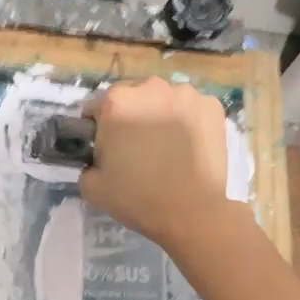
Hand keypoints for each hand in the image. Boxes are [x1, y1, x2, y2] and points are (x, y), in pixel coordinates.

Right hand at [82, 77, 243, 248]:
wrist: (191, 212)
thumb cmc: (137, 198)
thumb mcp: (93, 187)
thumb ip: (87, 164)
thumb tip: (97, 159)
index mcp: (116, 102)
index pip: (97, 108)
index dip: (99, 129)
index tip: (107, 149)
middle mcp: (151, 87)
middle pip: (133, 97)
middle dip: (132, 117)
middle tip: (137, 151)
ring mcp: (186, 94)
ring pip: (164, 100)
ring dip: (161, 115)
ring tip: (166, 148)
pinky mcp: (212, 106)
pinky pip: (192, 109)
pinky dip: (188, 121)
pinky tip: (188, 146)